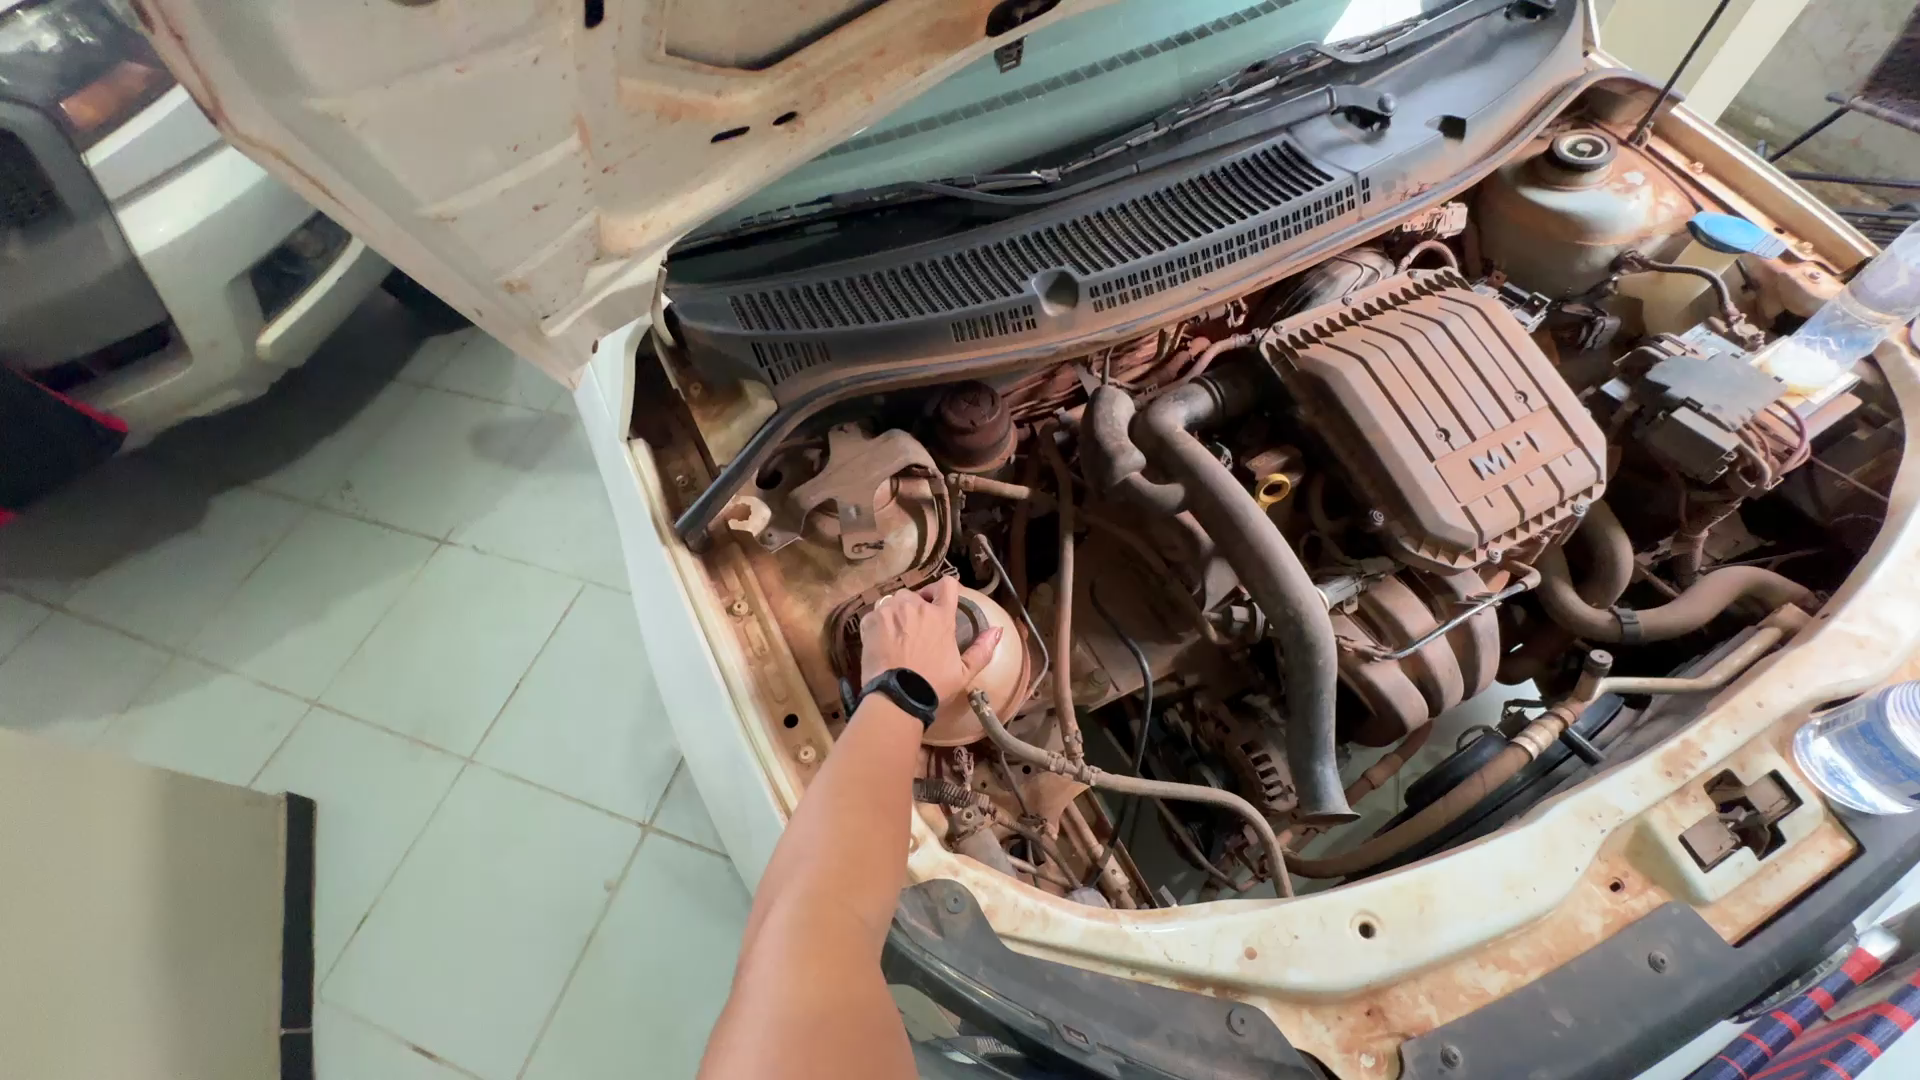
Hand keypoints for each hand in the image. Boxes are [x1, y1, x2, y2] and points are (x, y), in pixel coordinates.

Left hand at [858, 577, 1002, 705]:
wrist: (896, 696)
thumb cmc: (933, 685)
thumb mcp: (964, 673)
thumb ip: (982, 649)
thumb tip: (998, 630)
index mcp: (941, 616)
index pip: (948, 585)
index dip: (945, 590)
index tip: (940, 602)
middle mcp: (915, 606)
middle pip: (917, 595)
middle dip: (917, 607)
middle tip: (916, 629)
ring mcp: (891, 611)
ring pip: (895, 602)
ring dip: (897, 613)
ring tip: (898, 635)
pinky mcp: (871, 620)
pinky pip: (876, 613)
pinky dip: (879, 623)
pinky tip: (882, 641)